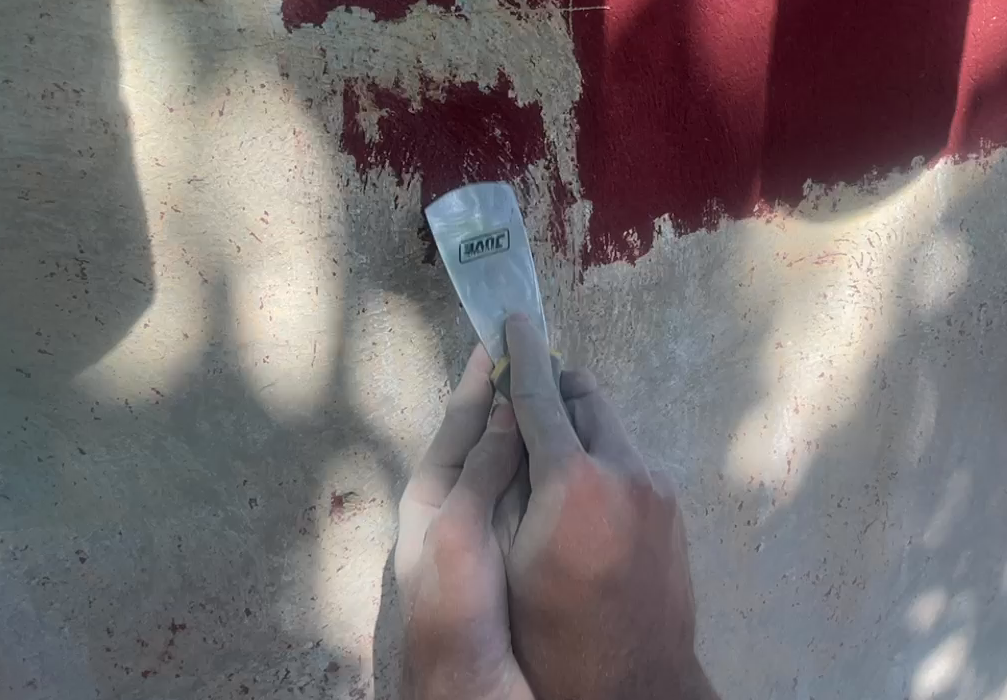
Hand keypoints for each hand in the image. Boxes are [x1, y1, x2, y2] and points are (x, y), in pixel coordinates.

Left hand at [396, 345, 533, 699]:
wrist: (485, 695)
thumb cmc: (458, 613)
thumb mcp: (458, 535)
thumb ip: (480, 472)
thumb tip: (507, 413)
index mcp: (433, 498)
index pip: (456, 425)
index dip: (475, 382)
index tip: (494, 341)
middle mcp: (462, 505)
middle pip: (486, 437)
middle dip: (508, 398)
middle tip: (535, 357)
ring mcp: (494, 527)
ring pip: (515, 462)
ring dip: (533, 427)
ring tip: (557, 390)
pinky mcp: (525, 549)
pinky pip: (537, 494)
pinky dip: (550, 465)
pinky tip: (572, 449)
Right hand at [502, 315, 716, 699]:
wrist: (633, 687)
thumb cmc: (550, 632)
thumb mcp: (508, 557)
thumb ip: (506, 480)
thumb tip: (507, 422)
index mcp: (575, 482)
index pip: (539, 396)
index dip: (522, 353)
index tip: (515, 318)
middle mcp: (625, 470)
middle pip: (584, 397)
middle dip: (553, 388)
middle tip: (526, 400)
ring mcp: (657, 486)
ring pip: (609, 425)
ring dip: (577, 424)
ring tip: (551, 456)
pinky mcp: (672, 505)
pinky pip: (627, 456)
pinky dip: (600, 454)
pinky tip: (583, 493)